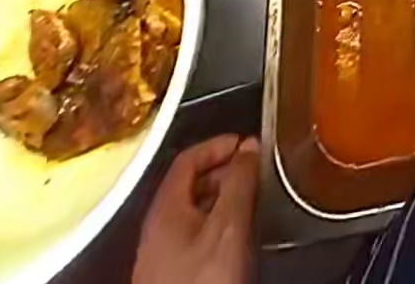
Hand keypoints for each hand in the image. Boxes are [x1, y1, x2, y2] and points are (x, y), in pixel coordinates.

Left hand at [132, 134, 260, 283]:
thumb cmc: (205, 282)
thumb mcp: (229, 226)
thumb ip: (240, 181)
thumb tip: (249, 145)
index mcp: (165, 211)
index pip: (188, 158)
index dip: (219, 145)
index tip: (250, 145)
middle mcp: (157, 229)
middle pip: (190, 182)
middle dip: (225, 169)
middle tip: (256, 171)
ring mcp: (161, 255)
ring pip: (194, 208)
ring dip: (224, 195)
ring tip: (253, 199)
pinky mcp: (171, 276)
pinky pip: (194, 232)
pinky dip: (218, 220)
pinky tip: (239, 234)